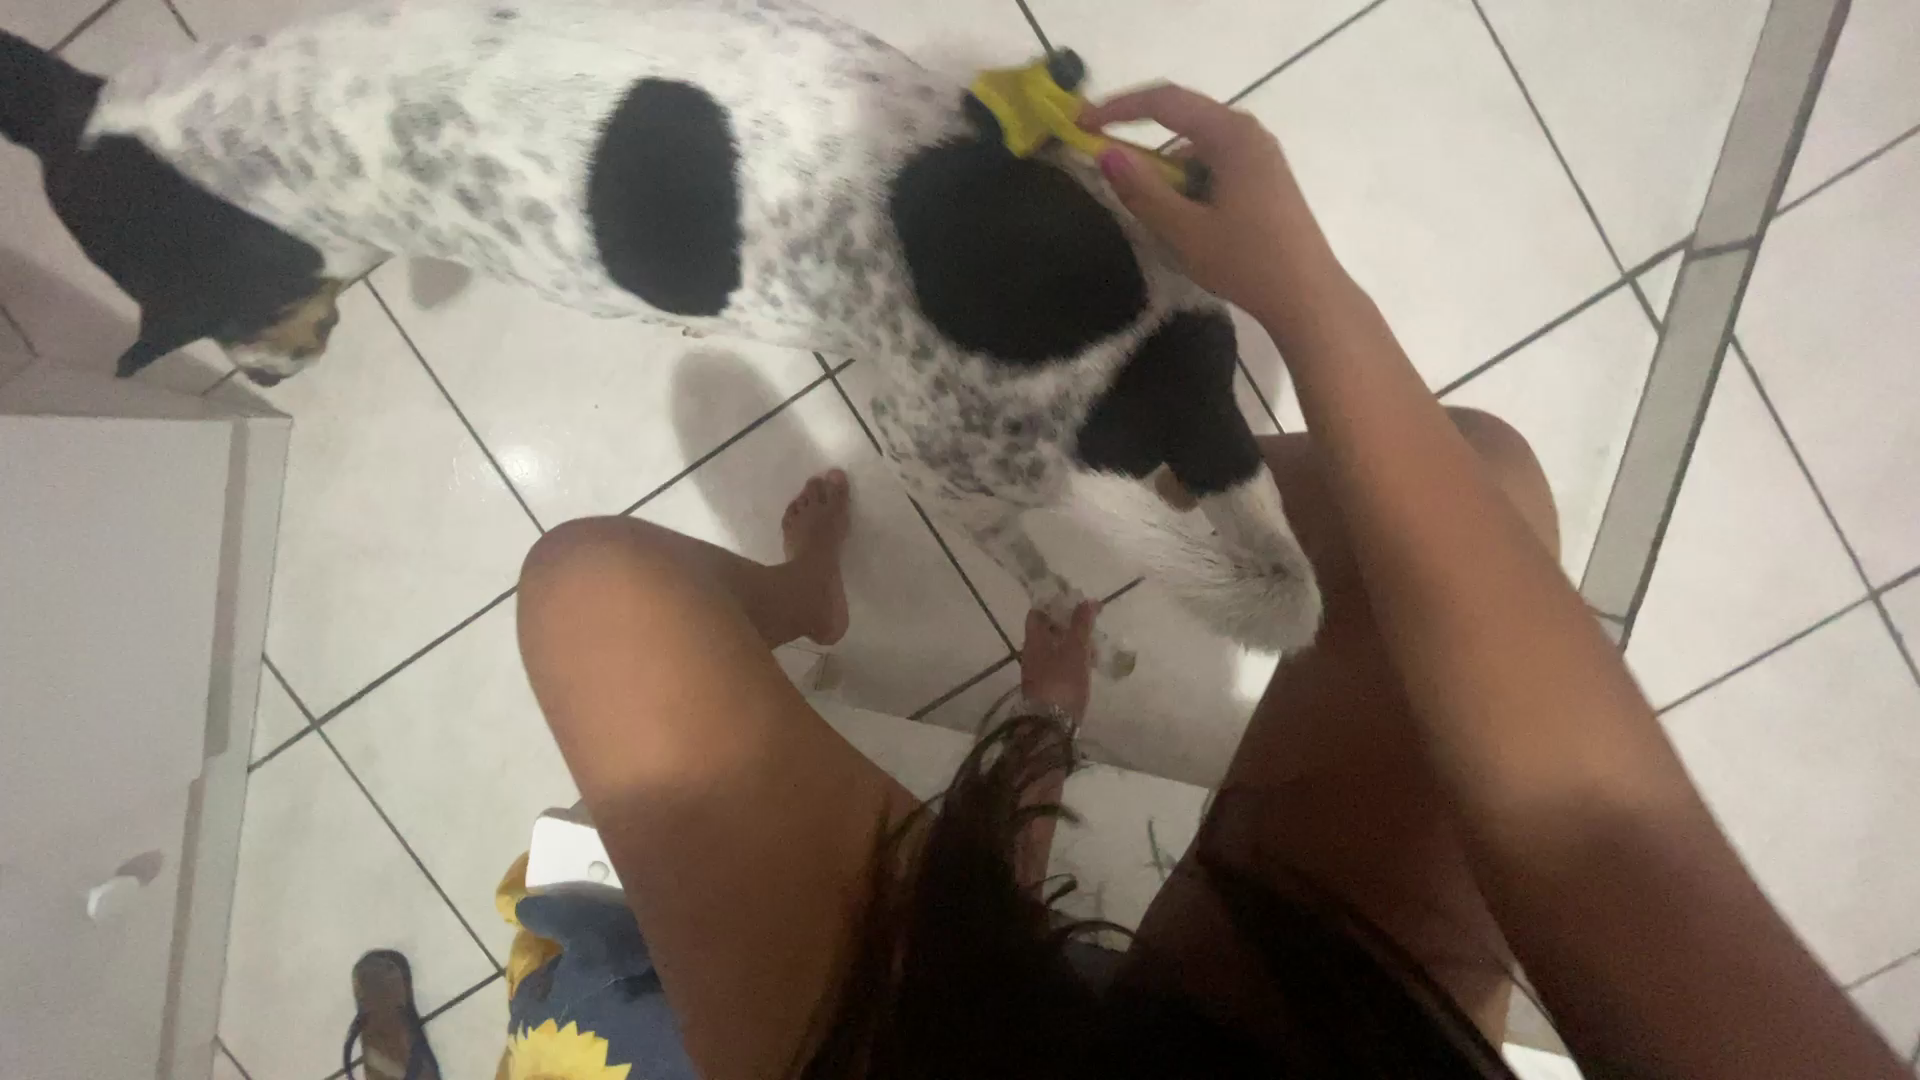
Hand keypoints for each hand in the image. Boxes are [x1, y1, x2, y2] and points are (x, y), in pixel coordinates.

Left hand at [1018, 602, 1097, 721]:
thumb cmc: (1062, 681)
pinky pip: (1059, 666)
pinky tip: (1088, 667)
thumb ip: (1081, 625)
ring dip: (1073, 645)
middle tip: (1091, 626)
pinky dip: (1073, 661)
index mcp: (1034, 639)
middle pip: (1048, 632)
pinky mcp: (1047, 688)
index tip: (1075, 604)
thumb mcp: (1075, 649)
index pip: (1038, 613)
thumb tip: (1086, 600)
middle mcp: (1032, 653)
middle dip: (1069, 626)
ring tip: (1095, 648)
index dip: (1054, 606)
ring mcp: (1037, 672)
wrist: (1051, 725)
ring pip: (1055, 650)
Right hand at [1080, 84, 1341, 318]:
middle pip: (1182, 123)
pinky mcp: (1262, 183)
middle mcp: (1247, 134)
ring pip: (1197, 153)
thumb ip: (1144, 192)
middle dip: (1141, 142)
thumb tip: (1105, 155)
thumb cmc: (1246, 262)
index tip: (1081, 123)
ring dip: (1166, 174)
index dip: (1119, 109)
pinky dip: (1187, 188)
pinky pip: (1212, 171)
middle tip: (1106, 167)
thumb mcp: (1185, 231)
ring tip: (1148, 214)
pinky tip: (1182, 223)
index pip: (1165, 103)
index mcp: (1230, 135)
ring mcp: (1259, 158)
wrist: (1306, 296)